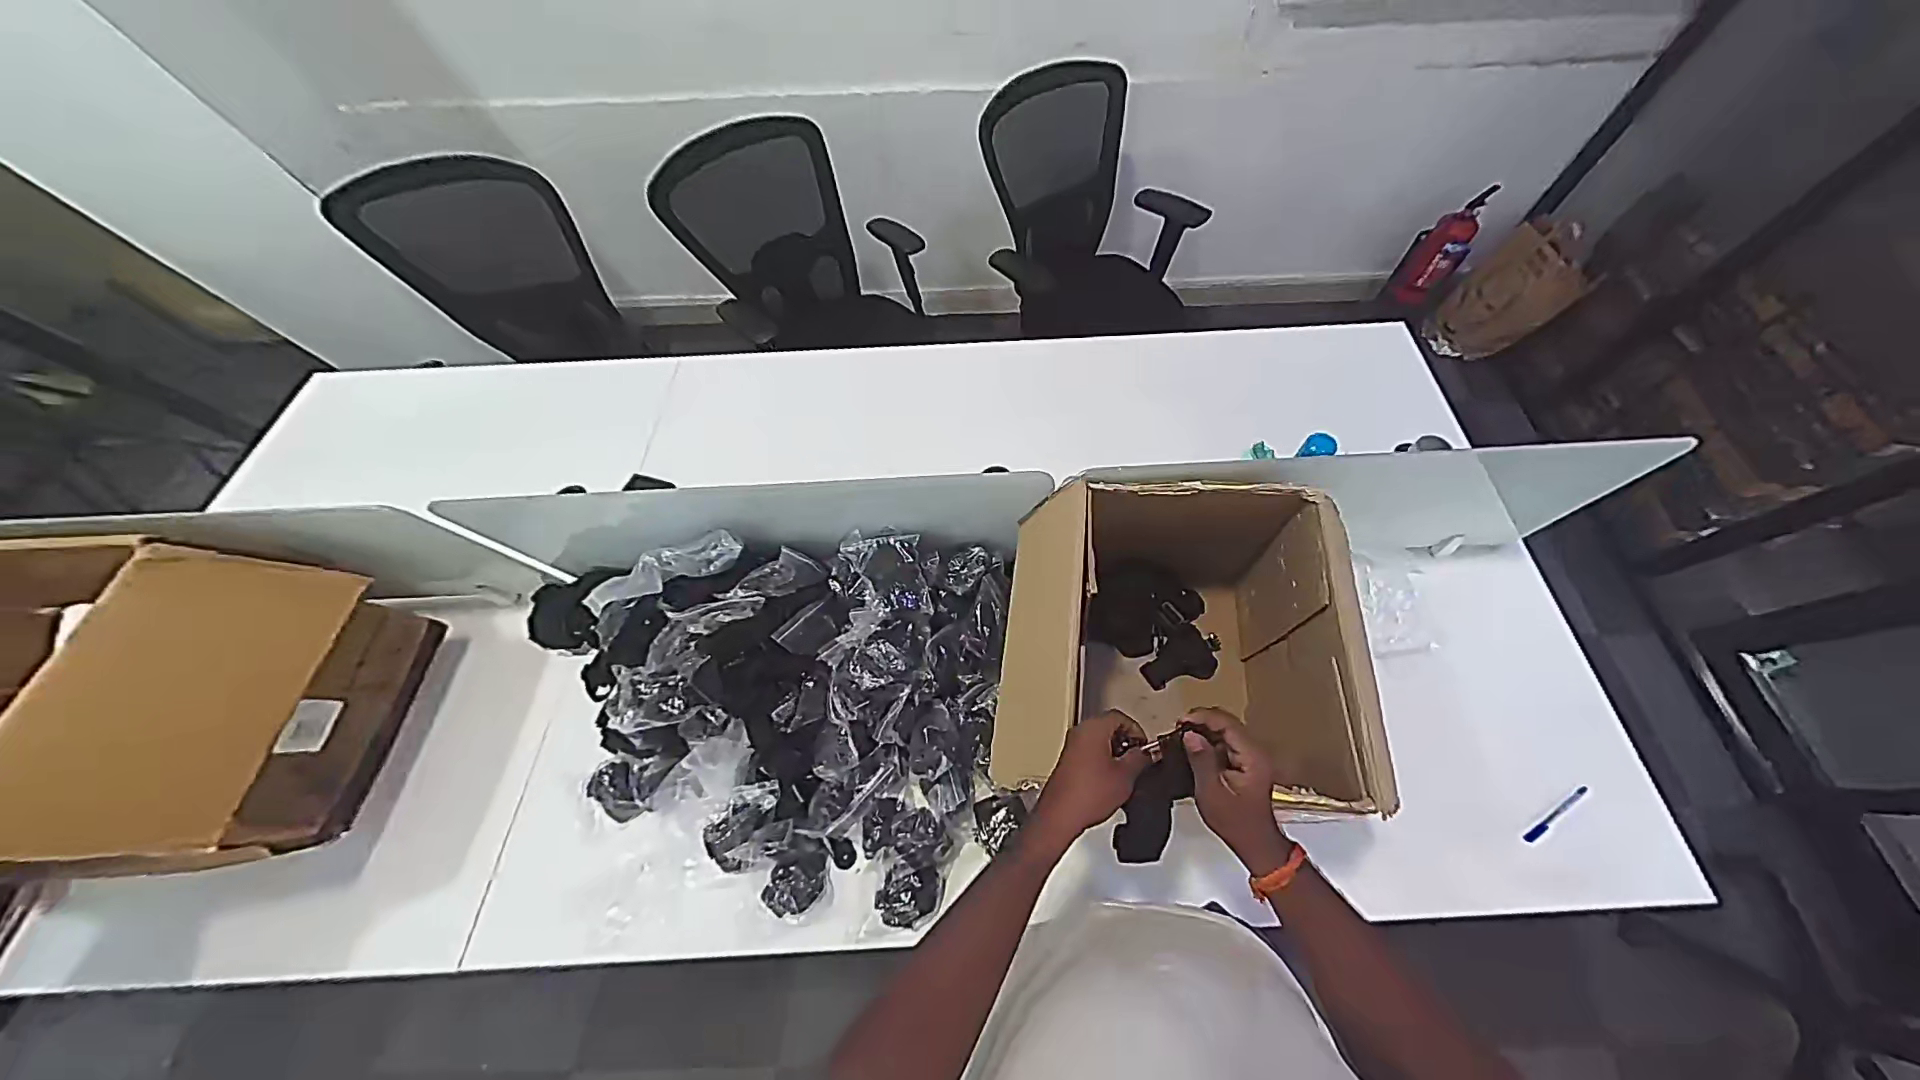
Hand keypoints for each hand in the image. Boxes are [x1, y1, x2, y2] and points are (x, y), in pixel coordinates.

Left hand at [1031, 710, 1151, 850]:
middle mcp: (1079, 733)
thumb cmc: (1087, 794)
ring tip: (1126, 772)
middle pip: (1108, 726)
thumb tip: (1147, 753)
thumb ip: (1140, 759)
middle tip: (1138, 758)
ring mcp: (1071, 746)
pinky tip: (1111, 780)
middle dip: (1126, 741)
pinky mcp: (1068, 761)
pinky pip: (1089, 752)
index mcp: (1093, 728)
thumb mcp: (1125, 775)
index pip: (1119, 717)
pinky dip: (1102, 760)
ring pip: (1099, 740)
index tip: (1145, 747)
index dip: (1137, 731)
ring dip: (1115, 752)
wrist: (1062, 814)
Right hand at [1181, 707, 1294, 874]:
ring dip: (1204, 730)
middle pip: (1227, 722)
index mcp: (1252, 757)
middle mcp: (1255, 752)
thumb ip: (1200, 760)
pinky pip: (1226, 742)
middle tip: (1179, 727)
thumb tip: (1190, 735)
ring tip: (1183, 736)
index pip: (1227, 723)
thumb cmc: (1237, 823)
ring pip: (1226, 730)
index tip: (1182, 721)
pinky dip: (1209, 741)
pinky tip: (1194, 748)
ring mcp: (1252, 756)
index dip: (1202, 717)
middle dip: (1201, 721)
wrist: (1255, 842)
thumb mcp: (1211, 792)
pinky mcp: (1246, 762)